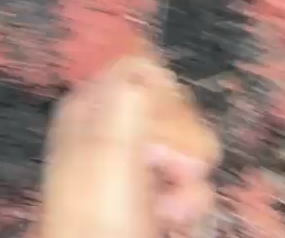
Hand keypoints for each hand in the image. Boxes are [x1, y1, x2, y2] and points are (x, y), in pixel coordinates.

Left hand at [39, 56, 217, 237]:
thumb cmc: (96, 219)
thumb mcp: (108, 144)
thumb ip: (130, 92)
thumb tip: (152, 64)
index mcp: (92, 104)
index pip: (145, 68)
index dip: (167, 96)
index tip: (166, 131)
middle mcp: (111, 128)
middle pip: (173, 105)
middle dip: (183, 140)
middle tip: (170, 170)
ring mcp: (134, 165)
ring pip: (189, 145)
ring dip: (192, 176)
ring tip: (172, 203)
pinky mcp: (154, 197)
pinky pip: (191, 181)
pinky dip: (192, 199)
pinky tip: (175, 217)